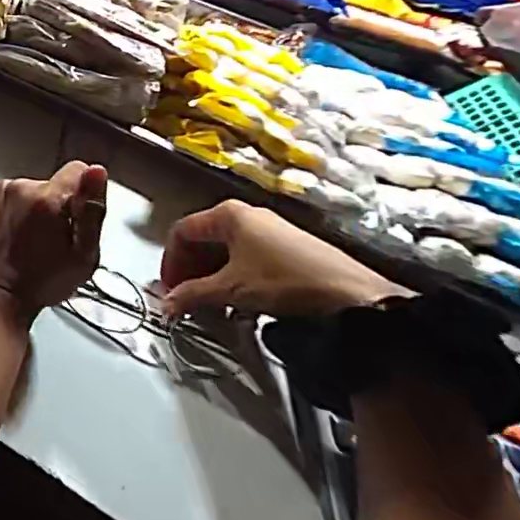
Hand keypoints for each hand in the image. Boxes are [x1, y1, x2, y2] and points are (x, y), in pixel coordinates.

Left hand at [0, 161, 107, 318]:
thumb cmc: (41, 281)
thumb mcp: (83, 255)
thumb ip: (93, 209)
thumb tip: (97, 172)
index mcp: (47, 199)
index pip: (78, 169)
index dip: (85, 193)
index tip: (79, 217)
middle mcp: (21, 188)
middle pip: (56, 183)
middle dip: (61, 205)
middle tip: (56, 238)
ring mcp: (2, 190)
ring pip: (36, 189)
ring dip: (39, 207)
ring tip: (35, 239)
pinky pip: (17, 192)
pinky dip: (20, 207)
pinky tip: (20, 231)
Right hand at [156, 200, 407, 317]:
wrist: (353, 296)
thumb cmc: (288, 282)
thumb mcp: (232, 290)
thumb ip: (193, 295)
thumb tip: (166, 304)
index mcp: (228, 214)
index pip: (182, 232)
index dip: (170, 262)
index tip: (169, 289)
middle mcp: (247, 215)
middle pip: (203, 240)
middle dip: (191, 271)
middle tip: (186, 298)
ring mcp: (270, 230)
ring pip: (226, 251)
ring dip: (212, 278)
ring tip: (212, 305)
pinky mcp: (288, 248)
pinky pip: (247, 258)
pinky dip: (234, 278)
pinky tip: (240, 304)